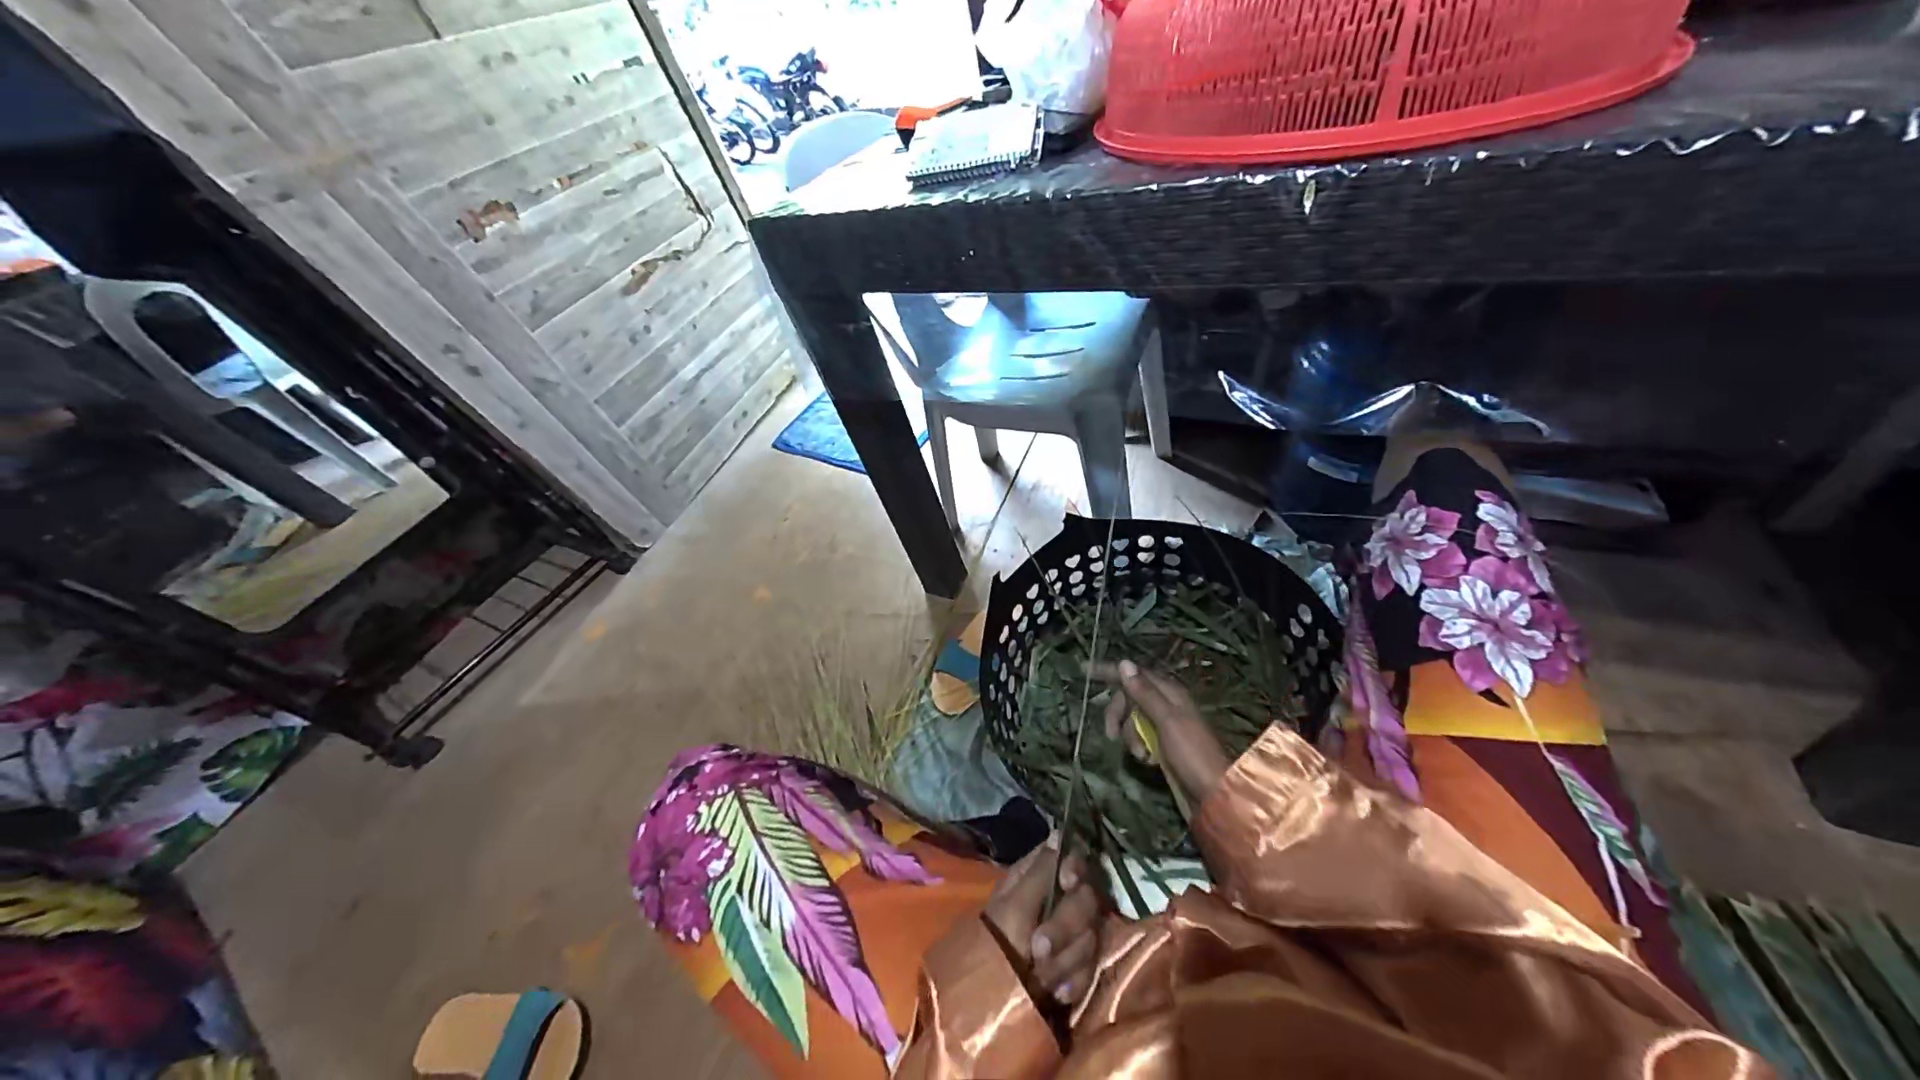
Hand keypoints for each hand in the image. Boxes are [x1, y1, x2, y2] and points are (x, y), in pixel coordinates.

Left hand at [982, 835, 1103, 1005]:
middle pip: (1086, 899)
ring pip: (1091, 936)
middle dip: (1064, 927)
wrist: (992, 998)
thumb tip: (1060, 831)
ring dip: (1066, 959)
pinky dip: (1074, 981)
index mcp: (1039, 876)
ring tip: (1040, 976)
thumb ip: (1040, 873)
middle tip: (1038, 948)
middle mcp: (1060, 898)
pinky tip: (1057, 992)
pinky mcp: (1079, 962)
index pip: (1073, 857)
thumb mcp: (1013, 906)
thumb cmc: (995, 942)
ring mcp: (1072, 931)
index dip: (1076, 867)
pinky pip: (1092, 967)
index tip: (1067, 882)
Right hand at [1089, 660, 1231, 807]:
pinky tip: (1146, 759)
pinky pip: (1139, 736)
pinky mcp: (1162, 743)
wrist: (1213, 793)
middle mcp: (1166, 703)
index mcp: (1169, 692)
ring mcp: (1164, 724)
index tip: (1085, 670)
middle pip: (1129, 697)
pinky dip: (1137, 746)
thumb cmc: (1192, 754)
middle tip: (1111, 735)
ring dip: (1129, 736)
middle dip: (1117, 715)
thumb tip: (1124, 663)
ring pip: (1131, 719)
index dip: (1110, 671)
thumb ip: (1144, 693)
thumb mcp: (1167, 721)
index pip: (1133, 673)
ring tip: (1140, 754)